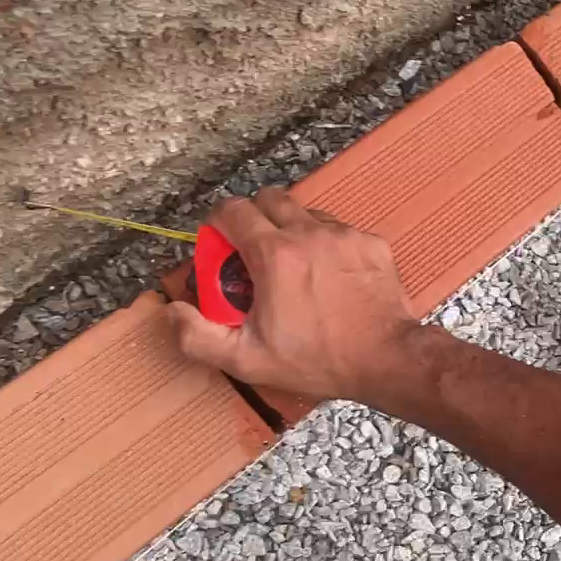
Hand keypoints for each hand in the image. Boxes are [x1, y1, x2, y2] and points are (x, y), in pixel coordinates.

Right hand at [167, 187, 424, 401]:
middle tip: (256, 255)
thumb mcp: (248, 360)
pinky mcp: (372, 244)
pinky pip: (340, 232)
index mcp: (274, 255)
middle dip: (255, 219)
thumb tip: (174, 311)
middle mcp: (310, 233)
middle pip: (269, 198)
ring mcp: (345, 236)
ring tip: (297, 271)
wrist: (387, 359)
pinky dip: (329, 247)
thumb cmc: (319, 361)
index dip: (219, 226)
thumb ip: (198, 336)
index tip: (222, 250)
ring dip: (293, 232)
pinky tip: (332, 279)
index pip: (231, 210)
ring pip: (307, 214)